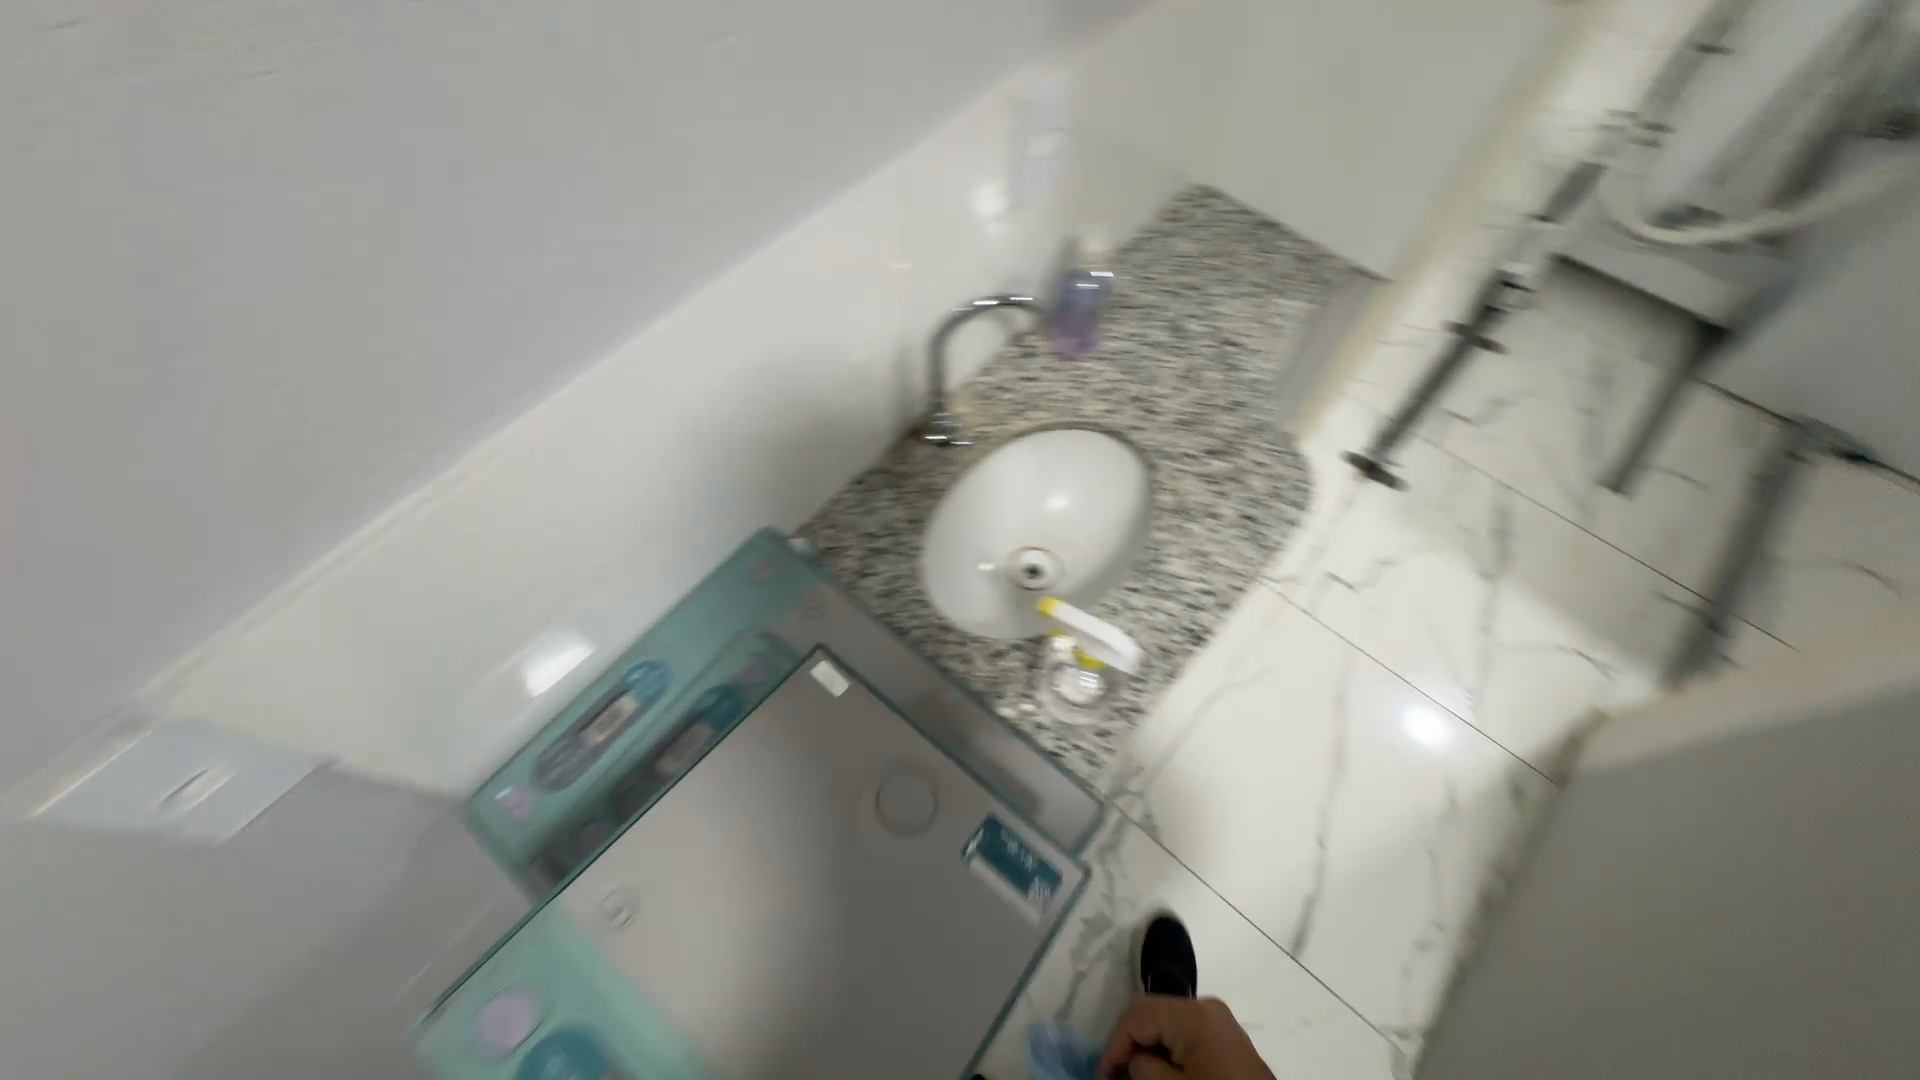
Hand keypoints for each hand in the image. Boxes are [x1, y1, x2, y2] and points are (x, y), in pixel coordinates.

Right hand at [1097, 995, 1275, 1079]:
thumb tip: (1134, 1058)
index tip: (1102, 1077)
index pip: (1138, 1015)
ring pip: (1167, 1024)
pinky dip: (1167, 1051)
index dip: (1114, 1044)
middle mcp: (1205, 1007)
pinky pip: (1185, 1035)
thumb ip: (1144, 1068)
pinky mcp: (1225, 1040)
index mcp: (1192, 1014)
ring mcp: (1218, 1022)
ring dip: (1147, 1047)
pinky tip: (1159, 1072)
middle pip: (1152, 1014)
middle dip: (1130, 1043)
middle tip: (1114, 1076)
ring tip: (1133, 1075)